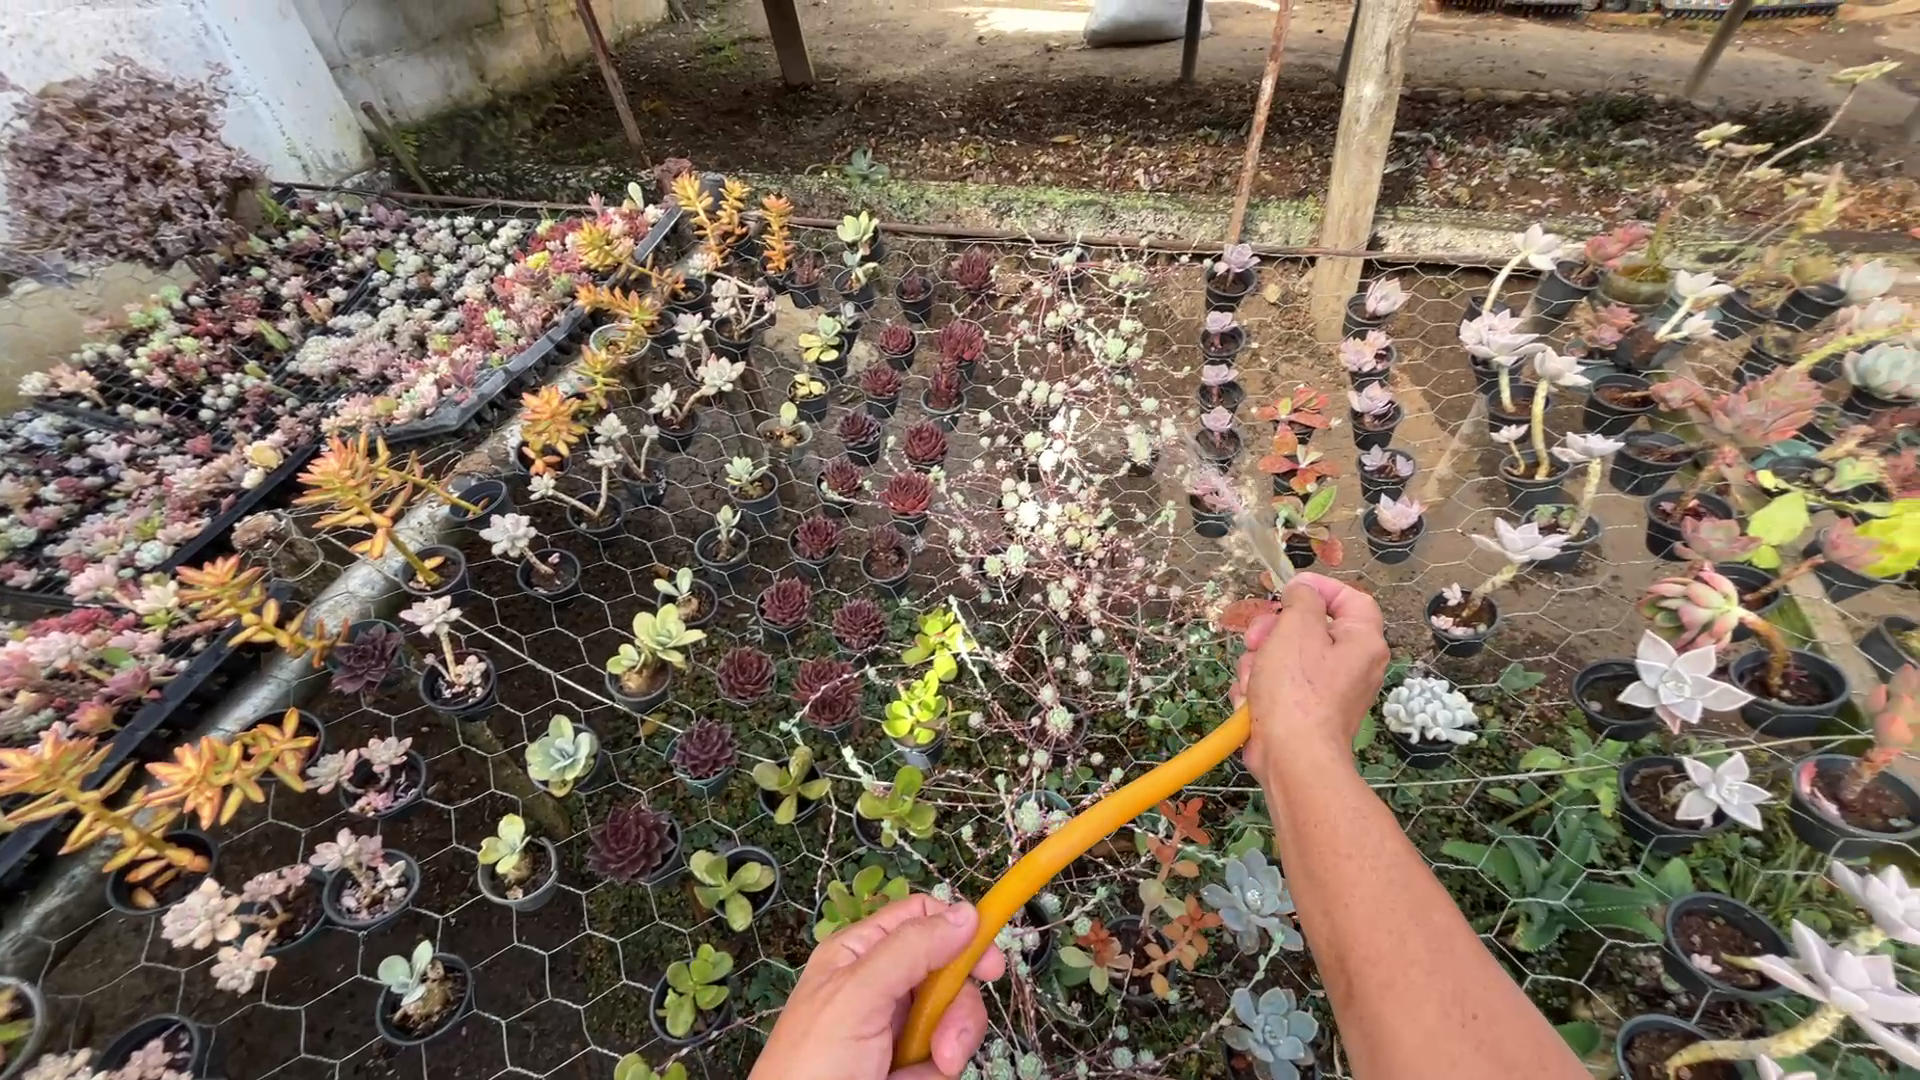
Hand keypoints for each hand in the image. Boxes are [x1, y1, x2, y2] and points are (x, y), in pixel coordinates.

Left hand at [750, 894, 1005, 1079]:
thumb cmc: (816, 1065)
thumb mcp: (858, 996)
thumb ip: (911, 949)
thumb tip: (967, 912)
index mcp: (861, 953)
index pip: (919, 917)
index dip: (956, 928)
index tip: (987, 959)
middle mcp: (882, 984)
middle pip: (947, 967)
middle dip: (958, 1001)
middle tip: (953, 1034)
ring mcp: (897, 1028)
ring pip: (953, 1013)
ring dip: (954, 1039)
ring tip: (936, 1065)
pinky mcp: (910, 1068)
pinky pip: (946, 1055)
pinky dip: (940, 1070)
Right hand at [1233, 572, 1387, 786]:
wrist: (1291, 757)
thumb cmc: (1296, 689)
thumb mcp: (1296, 629)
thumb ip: (1302, 600)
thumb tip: (1303, 591)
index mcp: (1362, 643)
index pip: (1351, 599)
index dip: (1320, 588)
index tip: (1288, 588)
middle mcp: (1351, 666)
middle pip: (1308, 628)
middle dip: (1272, 631)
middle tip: (1255, 638)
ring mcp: (1326, 691)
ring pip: (1283, 657)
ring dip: (1258, 663)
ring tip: (1251, 680)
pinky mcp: (1302, 711)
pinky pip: (1276, 684)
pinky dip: (1259, 689)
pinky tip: (1251, 700)